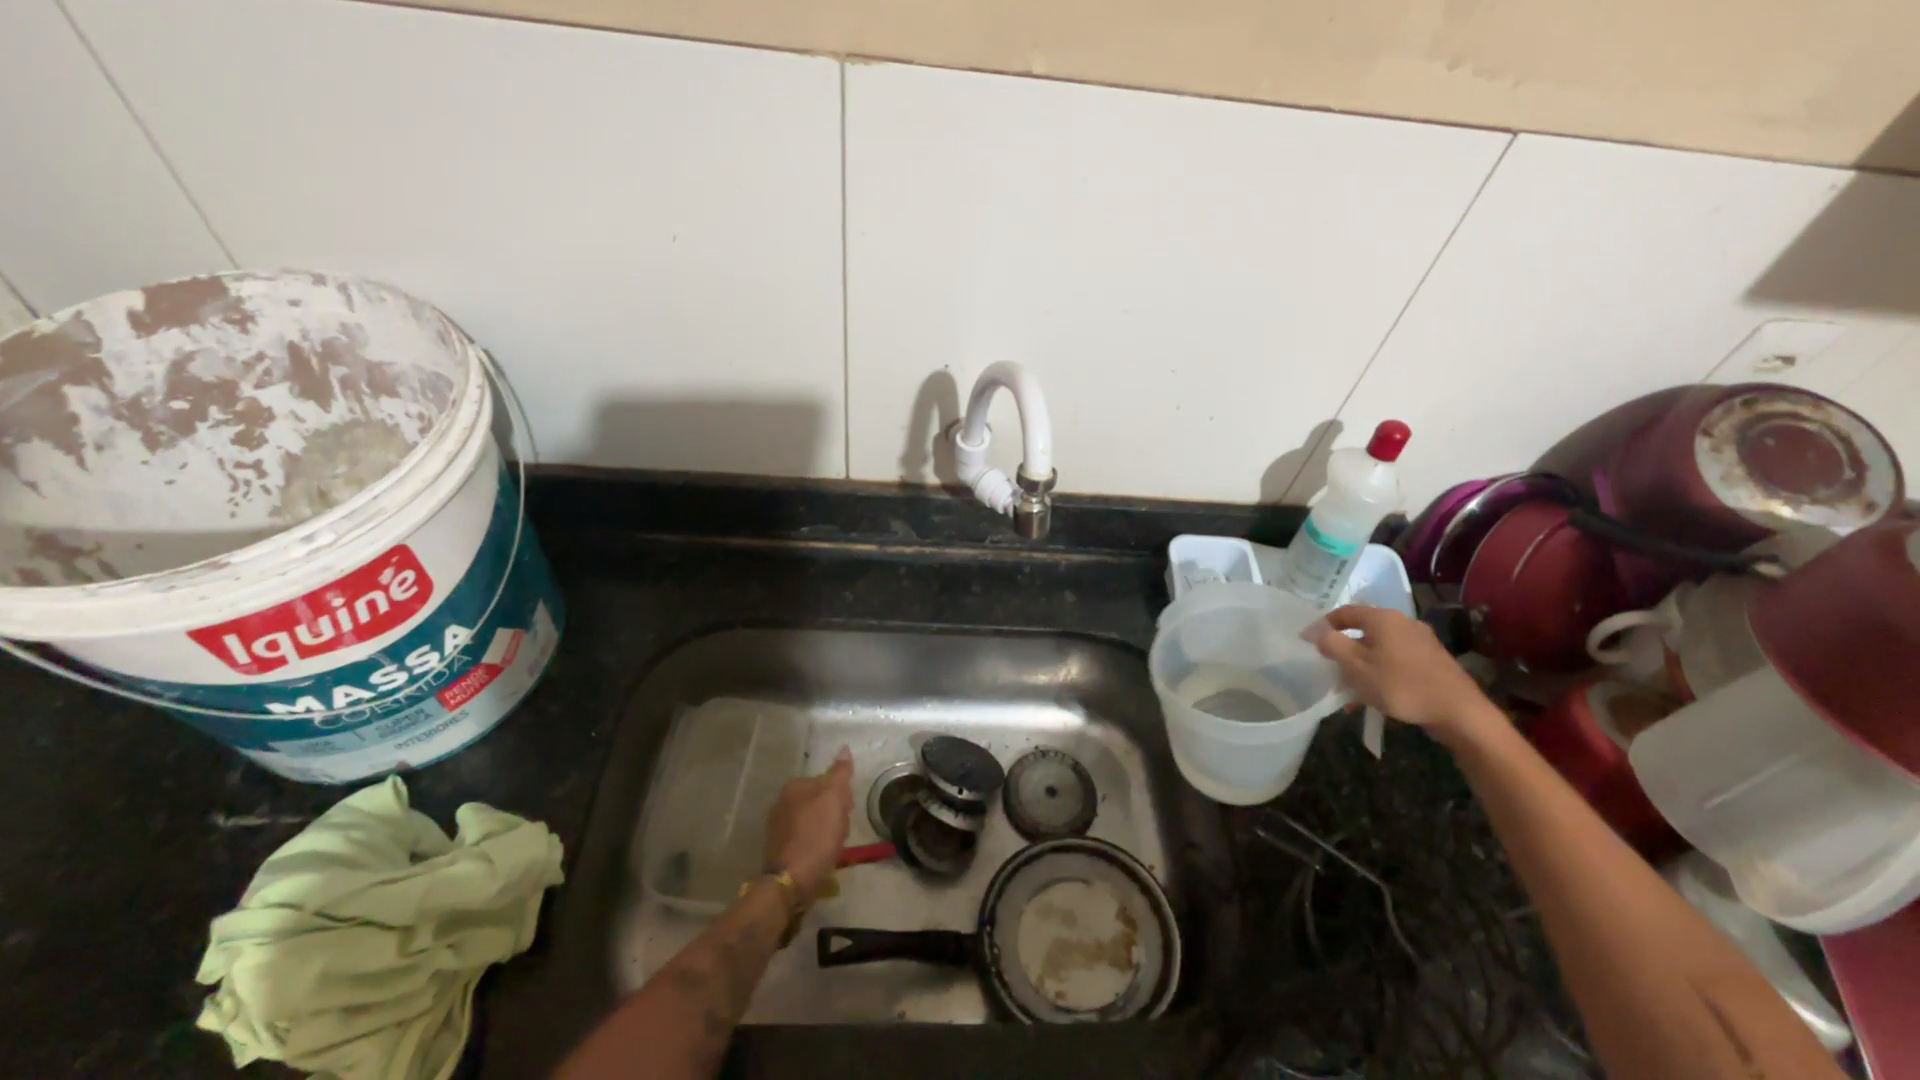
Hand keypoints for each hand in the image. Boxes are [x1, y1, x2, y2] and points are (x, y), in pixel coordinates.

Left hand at [764, 747, 854, 902]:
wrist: (792, 879)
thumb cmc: (816, 835)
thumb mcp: (834, 798)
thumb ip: (840, 773)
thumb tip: (844, 749)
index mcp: (794, 787)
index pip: (828, 782)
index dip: (842, 797)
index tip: (847, 811)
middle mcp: (782, 802)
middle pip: (821, 802)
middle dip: (835, 815)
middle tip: (840, 831)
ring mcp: (778, 826)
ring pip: (815, 821)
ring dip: (827, 831)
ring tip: (833, 847)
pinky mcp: (780, 848)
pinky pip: (806, 839)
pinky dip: (816, 845)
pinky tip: (822, 856)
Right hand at [1311, 606, 1493, 741]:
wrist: (1458, 710)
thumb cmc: (1401, 685)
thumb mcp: (1357, 667)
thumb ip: (1332, 645)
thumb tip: (1317, 632)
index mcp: (1383, 619)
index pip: (1345, 612)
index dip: (1323, 625)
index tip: (1308, 641)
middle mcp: (1403, 623)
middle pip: (1364, 632)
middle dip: (1344, 651)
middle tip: (1330, 670)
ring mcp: (1421, 642)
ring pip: (1380, 650)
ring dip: (1362, 667)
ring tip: (1350, 692)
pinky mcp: (1432, 661)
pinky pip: (1396, 662)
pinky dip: (1381, 674)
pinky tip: (1375, 698)